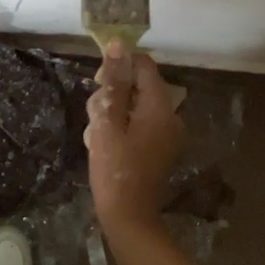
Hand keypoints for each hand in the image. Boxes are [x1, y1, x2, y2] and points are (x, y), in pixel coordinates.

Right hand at [84, 39, 182, 228]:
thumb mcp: (108, 121)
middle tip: (95, 118)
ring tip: (97, 136)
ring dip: (111, 113)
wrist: (128, 220)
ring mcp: (165, 133)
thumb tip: (117, 44)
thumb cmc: (115, 168)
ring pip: (133, 104)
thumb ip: (114, 82)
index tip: (98, 82)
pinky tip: (105, 145)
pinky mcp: (158, 147)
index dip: (118, 66)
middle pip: (136, 85)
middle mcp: (169, 115)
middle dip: (111, 94)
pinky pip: (137, 123)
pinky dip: (120, 127)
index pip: (142, 65)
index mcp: (160, 106)